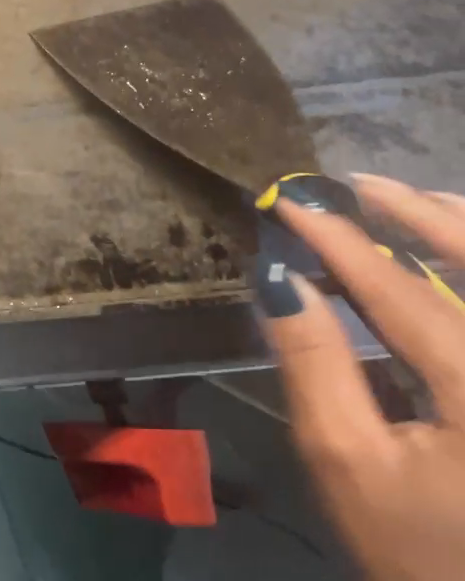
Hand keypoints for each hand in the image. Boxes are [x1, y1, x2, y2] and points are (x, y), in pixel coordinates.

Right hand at [260, 175, 464, 580]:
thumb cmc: (417, 542)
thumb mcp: (345, 457)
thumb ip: (315, 362)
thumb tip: (282, 279)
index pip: (405, 297)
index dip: (341, 243)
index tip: (287, 202)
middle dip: (423, 219)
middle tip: (356, 185)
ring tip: (413, 199)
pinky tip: (463, 249)